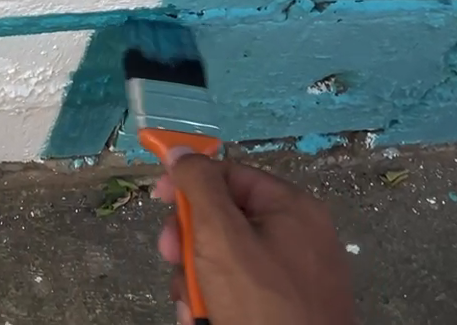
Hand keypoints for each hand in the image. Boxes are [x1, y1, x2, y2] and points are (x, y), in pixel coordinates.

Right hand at [153, 151, 354, 324]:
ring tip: (191, 306)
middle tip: (171, 259)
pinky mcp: (288, 311)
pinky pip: (242, 290)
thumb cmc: (261, 304)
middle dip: (190, 241)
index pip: (228, 174)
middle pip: (225, 217)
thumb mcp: (221, 235)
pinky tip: (203, 319)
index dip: (189, 182)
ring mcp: (295, 278)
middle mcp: (298, 237)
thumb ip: (198, 185)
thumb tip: (180, 149)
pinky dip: (216, 302)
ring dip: (196, 279)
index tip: (158, 200)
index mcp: (292, 208)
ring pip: (227, 258)